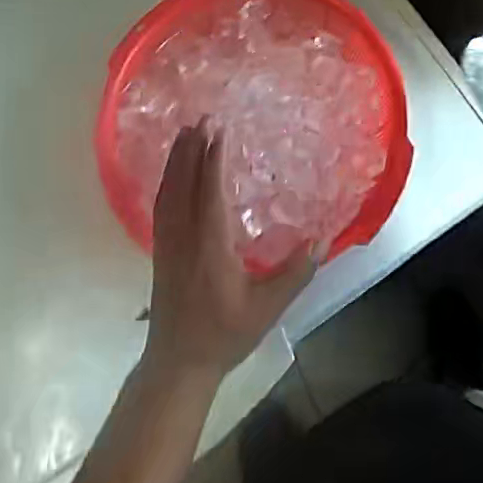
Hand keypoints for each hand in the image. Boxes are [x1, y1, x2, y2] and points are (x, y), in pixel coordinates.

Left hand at [144, 122, 316, 378]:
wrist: (178, 363)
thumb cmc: (226, 334)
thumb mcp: (268, 308)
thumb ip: (295, 273)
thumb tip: (322, 239)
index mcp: (210, 247)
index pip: (210, 193)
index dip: (213, 159)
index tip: (219, 131)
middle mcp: (185, 238)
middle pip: (184, 184)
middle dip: (192, 149)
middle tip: (201, 119)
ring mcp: (167, 244)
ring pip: (168, 192)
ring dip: (176, 160)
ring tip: (184, 133)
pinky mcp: (160, 251)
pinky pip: (160, 205)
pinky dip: (166, 180)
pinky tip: (171, 172)